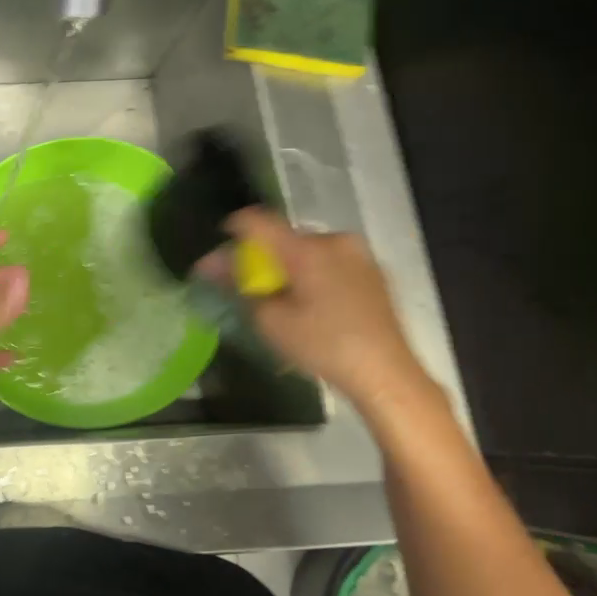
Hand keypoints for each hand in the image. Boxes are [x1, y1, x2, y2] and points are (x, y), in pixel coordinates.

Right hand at [203, 209, 429, 408]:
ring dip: (290, 266)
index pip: (257, 221)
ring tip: (284, 299)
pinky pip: (332, 262)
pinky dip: (315, 274)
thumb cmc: (323, 347)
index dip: (233, 231)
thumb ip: (238, 284)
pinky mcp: (374, 271)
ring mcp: (359, 254)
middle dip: (262, 256)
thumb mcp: (270, 320)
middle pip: (284, 236)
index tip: (222, 256)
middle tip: (250, 286)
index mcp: (306, 249)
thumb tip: (209, 263)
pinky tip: (314, 305)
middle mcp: (333, 241)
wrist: (387, 374)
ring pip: (309, 250)